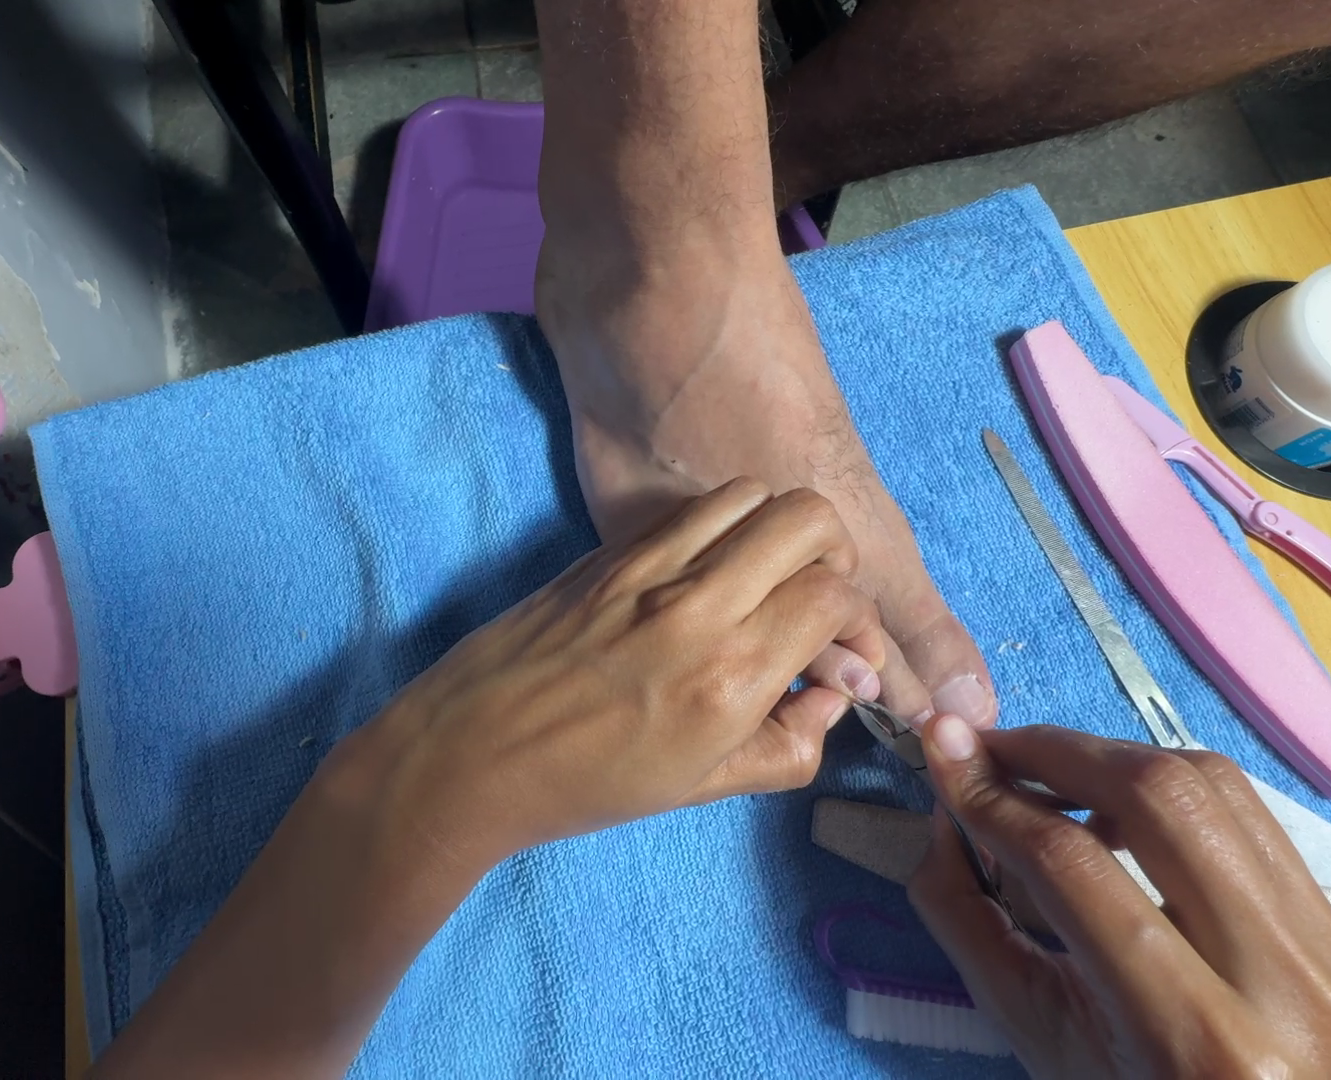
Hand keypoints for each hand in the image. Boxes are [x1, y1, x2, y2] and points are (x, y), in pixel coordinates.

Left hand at [347, 476, 908, 866]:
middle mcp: (697, 604)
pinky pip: (687, 510)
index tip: (842, 646)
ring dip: (773, 526)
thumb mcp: (704, 786)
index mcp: (730, 675)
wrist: (473, 751)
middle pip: (806, 517)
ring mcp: (645, 565)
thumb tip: (833, 692)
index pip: (834, 595)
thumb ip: (790, 741)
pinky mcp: (607, 550)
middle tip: (812, 593)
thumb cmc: (590, 784)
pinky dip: (718, 526)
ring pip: (748, 493)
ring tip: (760, 573)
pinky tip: (702, 571)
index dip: (856, 618)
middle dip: (832, 550)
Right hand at [905, 719, 1330, 1078]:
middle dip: (1053, 750)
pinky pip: (1241, 811)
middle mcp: (1292, 990)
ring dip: (1103, 756)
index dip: (993, 796)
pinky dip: (1156, 784)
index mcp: (1196, 1041)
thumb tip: (945, 796)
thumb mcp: (1021, 1021)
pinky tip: (1110, 807)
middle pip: (1160, 798)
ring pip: (1207, 784)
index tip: (940, 750)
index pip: (1073, 866)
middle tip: (988, 749)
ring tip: (1042, 774)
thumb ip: (961, 906)